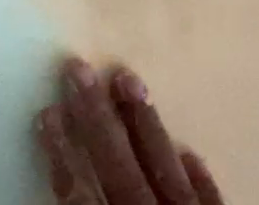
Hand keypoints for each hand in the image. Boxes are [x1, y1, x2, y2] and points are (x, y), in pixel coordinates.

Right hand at [36, 57, 224, 204]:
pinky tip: (187, 150)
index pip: (81, 191)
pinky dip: (199, 178)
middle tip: (78, 66)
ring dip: (146, 126)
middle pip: (119, 167)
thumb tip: (59, 170)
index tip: (47, 109)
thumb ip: (79, 204)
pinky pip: (211, 203)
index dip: (61, 151)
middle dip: (96, 116)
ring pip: (167, 174)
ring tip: (129, 79)